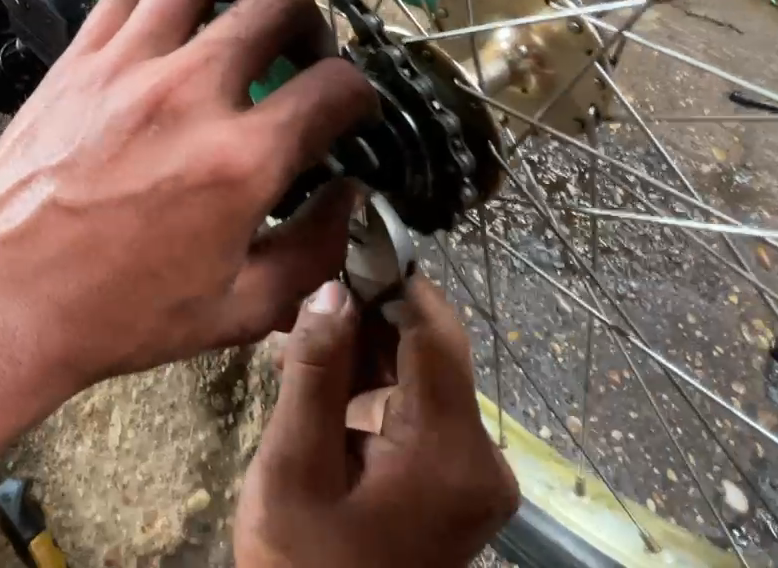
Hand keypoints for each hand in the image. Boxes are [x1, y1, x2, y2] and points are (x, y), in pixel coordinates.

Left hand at [0, 0, 376, 395]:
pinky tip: (167, 25)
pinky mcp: (77, 58)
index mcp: (240, 159)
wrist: (2, 298)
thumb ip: (313, 251)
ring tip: (245, 2)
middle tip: (302, 53)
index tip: (349, 110)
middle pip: (278, 3)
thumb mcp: (239, 310)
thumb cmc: (118, 316)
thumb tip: (347, 195)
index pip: (335, 87)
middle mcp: (188, 92)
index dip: (360, 96)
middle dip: (311, 22)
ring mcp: (126, 64)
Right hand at [236, 275, 518, 567]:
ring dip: (365, 345)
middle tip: (305, 294)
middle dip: (368, 313)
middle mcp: (481, 456)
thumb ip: (315, 372)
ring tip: (302, 335)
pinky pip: (417, 401)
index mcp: (451, 452)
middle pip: (430, 348)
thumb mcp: (295, 463)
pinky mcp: (456, 477)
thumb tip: (332, 288)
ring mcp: (473, 469)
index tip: (343, 242)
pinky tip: (323, 375)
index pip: (434, 332)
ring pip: (421, 370)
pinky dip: (373, 380)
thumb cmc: (303, 557)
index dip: (392, 279)